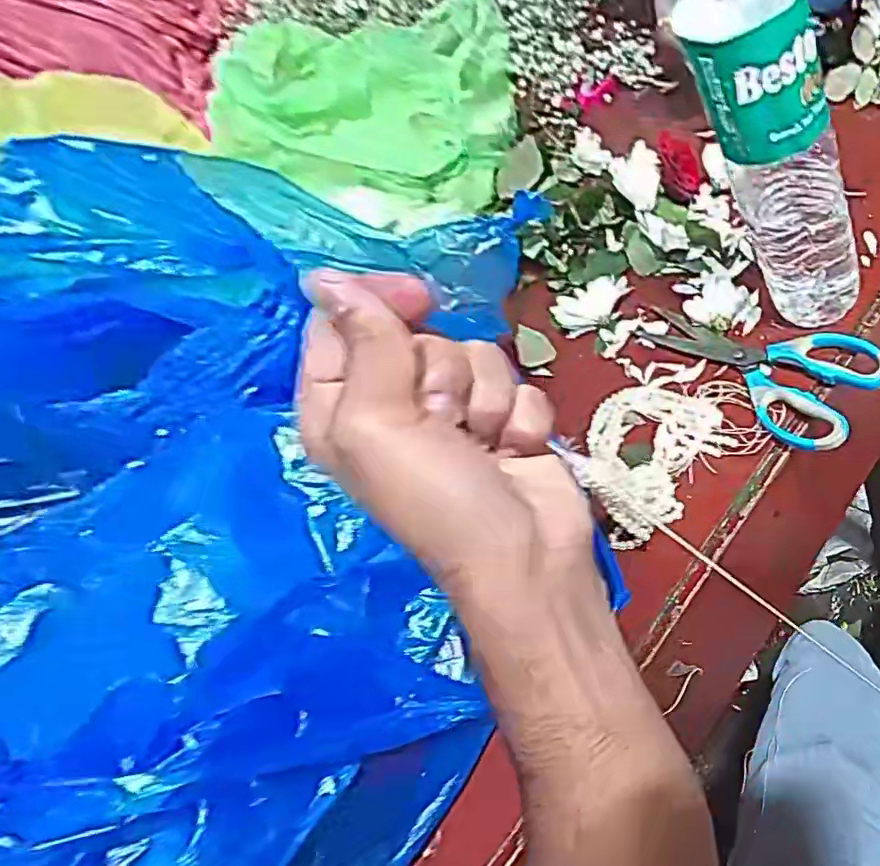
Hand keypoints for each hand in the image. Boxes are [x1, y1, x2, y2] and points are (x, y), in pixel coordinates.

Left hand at [297, 270, 593, 601]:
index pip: (348, 325)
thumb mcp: (378, 425)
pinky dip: (526, 420)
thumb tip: (332, 278)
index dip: (379, 305)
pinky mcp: (516, 425)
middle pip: (424, 339)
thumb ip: (367, 347)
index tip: (418, 296)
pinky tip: (520, 451)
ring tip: (488, 445)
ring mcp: (466, 416)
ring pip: (482, 360)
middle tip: (447, 421)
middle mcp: (403, 404)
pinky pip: (525, 390)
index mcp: (344, 405)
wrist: (526, 551)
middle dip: (445, 375)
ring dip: (490, 402)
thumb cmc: (438, 501)